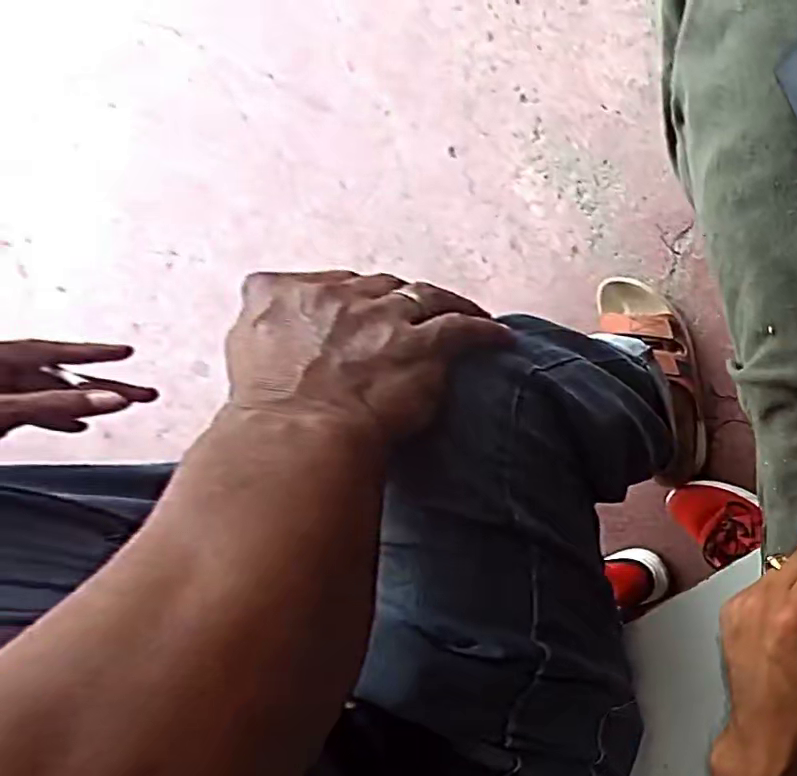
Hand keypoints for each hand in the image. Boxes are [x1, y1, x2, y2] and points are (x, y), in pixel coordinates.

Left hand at [0, 340, 158, 435]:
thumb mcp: (9, 407)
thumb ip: (60, 402)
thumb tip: (114, 399)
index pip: (49, 351)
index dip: (90, 351)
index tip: (125, 351)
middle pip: (54, 374)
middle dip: (104, 384)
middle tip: (144, 392)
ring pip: (45, 392)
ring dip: (86, 400)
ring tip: (122, 406)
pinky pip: (30, 408)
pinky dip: (57, 414)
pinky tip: (75, 423)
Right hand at [224, 272, 513, 444]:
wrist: (303, 428)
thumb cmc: (277, 408)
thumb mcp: (250, 349)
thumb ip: (271, 329)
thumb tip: (290, 337)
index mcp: (280, 291)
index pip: (336, 281)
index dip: (367, 296)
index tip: (384, 310)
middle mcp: (334, 296)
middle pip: (386, 287)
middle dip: (410, 300)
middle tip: (432, 316)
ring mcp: (381, 317)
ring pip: (429, 297)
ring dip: (454, 306)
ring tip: (475, 317)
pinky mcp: (421, 343)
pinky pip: (465, 326)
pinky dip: (487, 330)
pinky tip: (502, 337)